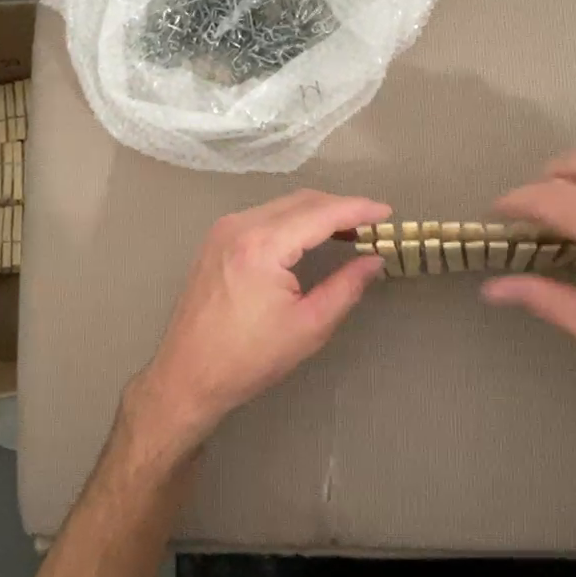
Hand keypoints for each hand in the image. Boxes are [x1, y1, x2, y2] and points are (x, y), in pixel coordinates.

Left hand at [129, 191, 390, 451]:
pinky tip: (310, 237)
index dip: (358, 209)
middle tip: (374, 225)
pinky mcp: (216, 240)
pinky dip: (292, 221)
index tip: (388, 213)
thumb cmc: (249, 358)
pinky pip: (264, 217)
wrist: (187, 375)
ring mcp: (223, 230)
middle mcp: (239, 226)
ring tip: (350, 232)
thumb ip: (346, 287)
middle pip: (301, 201)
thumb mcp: (308, 326)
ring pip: (282, 206)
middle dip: (340, 208)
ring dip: (317, 213)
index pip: (321, 213)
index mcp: (262, 245)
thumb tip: (374, 260)